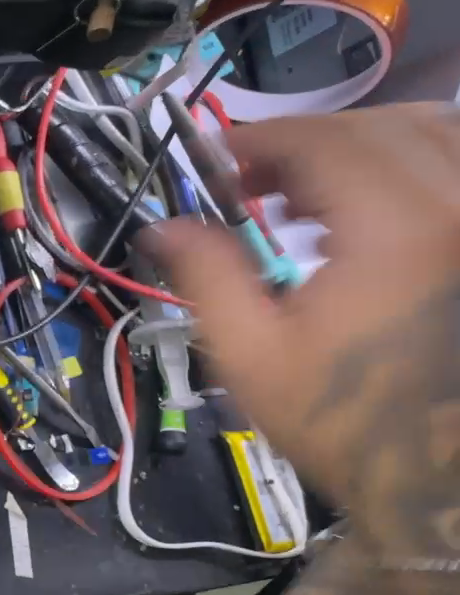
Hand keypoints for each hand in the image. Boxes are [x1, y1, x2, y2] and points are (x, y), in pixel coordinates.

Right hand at [150, 103, 459, 549]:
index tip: (210, 162)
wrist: (438, 468)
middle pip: (387, 125)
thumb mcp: (247, 351)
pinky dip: (404, 167)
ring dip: (359, 146)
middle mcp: (458, 209)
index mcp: (394, 233)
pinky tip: (360, 209)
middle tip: (245, 181)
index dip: (260, 138)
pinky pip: (456, 170)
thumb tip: (163, 227)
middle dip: (306, 139)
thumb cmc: (336, 413)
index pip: (327, 142)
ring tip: (300, 191)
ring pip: (438, 135)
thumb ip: (206, 275)